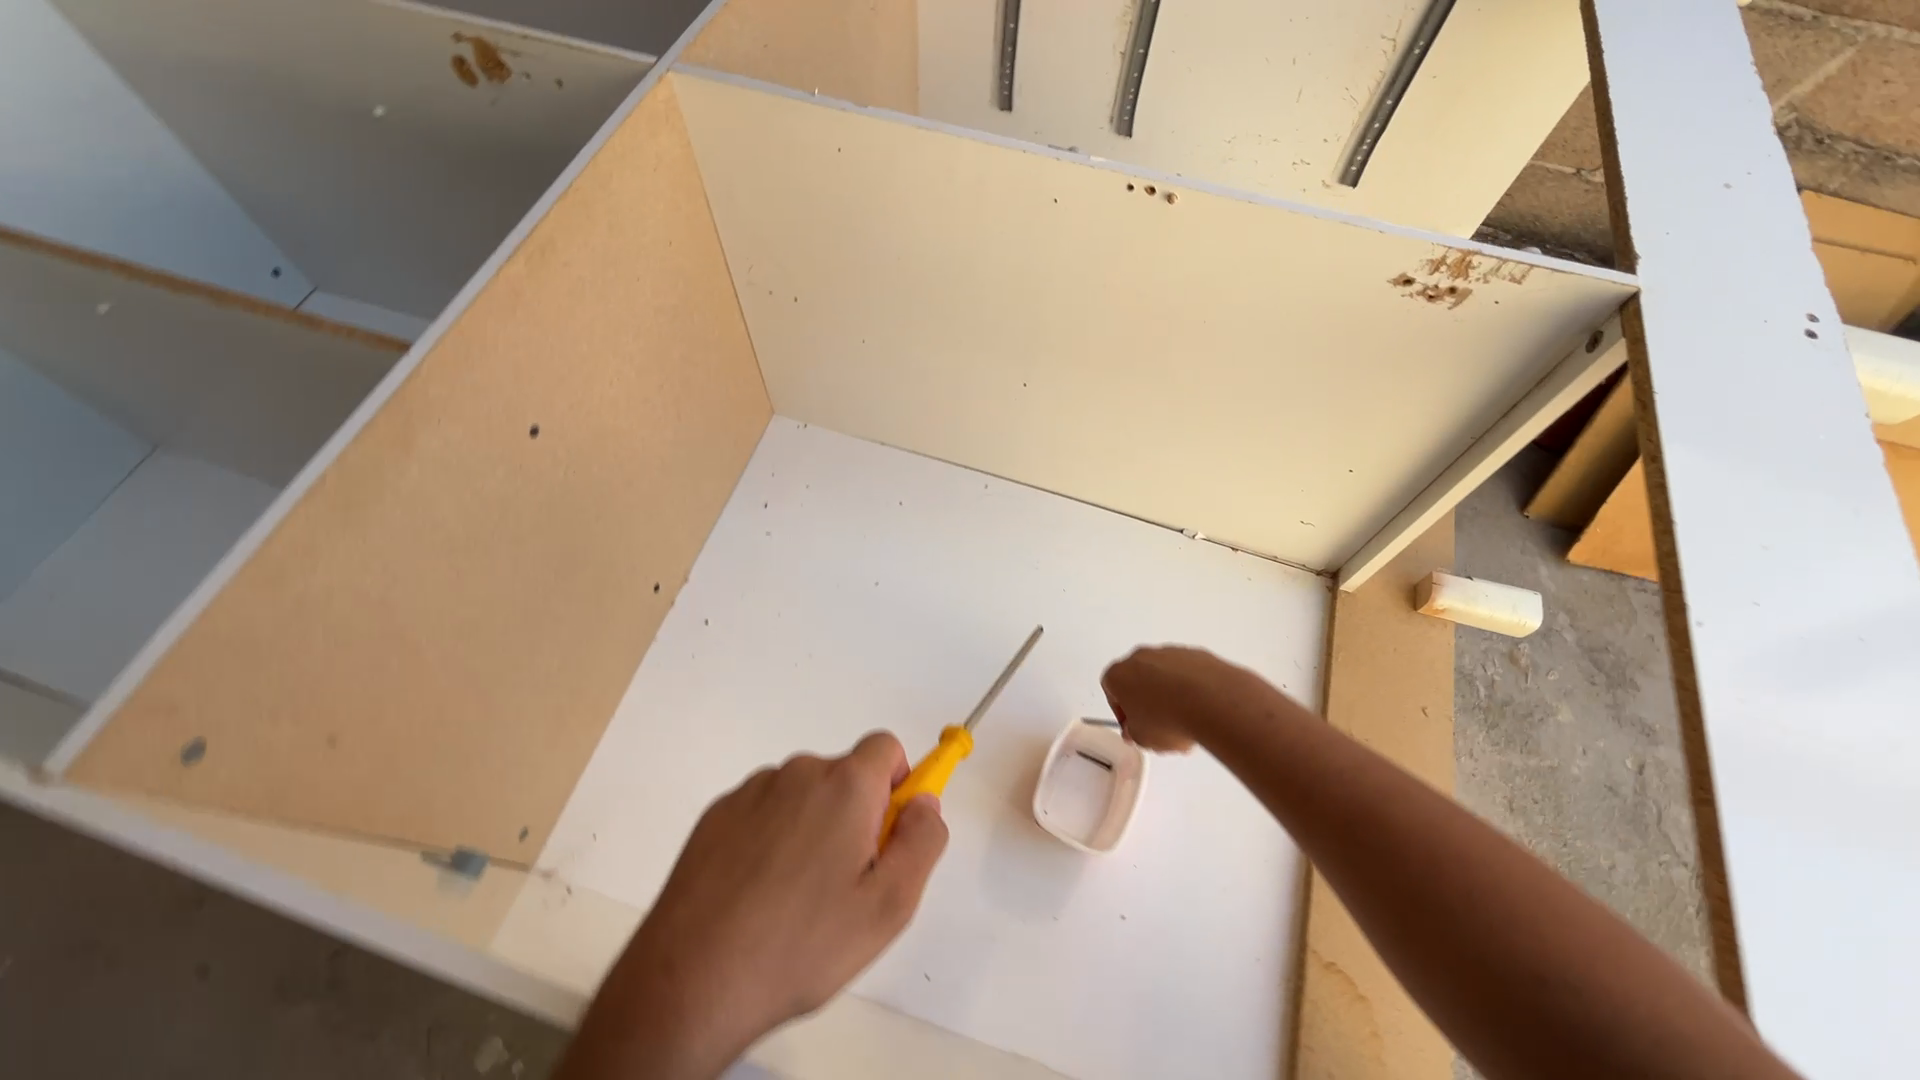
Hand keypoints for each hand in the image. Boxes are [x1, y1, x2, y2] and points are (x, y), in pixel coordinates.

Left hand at [559, 733, 948, 1079]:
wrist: (691, 978)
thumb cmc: (803, 943)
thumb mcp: (890, 905)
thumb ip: (922, 841)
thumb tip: (924, 803)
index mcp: (845, 785)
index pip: (886, 748)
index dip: (898, 786)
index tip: (888, 836)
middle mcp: (797, 773)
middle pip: (844, 775)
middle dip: (856, 815)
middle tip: (846, 886)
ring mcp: (749, 793)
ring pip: (802, 796)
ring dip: (812, 829)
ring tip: (796, 902)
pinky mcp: (714, 817)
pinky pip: (762, 814)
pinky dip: (771, 841)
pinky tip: (758, 897)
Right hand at [1101, 645, 1269, 752]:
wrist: (1211, 703)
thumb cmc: (1171, 716)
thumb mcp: (1141, 739)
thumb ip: (1134, 732)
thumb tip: (1141, 730)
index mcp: (1119, 674)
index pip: (1111, 689)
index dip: (1122, 711)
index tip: (1131, 725)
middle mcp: (1142, 657)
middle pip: (1138, 678)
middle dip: (1146, 699)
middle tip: (1155, 724)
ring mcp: (1170, 653)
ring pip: (1164, 674)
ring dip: (1170, 693)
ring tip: (1183, 721)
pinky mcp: (1197, 655)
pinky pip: (1188, 673)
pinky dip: (1192, 688)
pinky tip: (1199, 710)